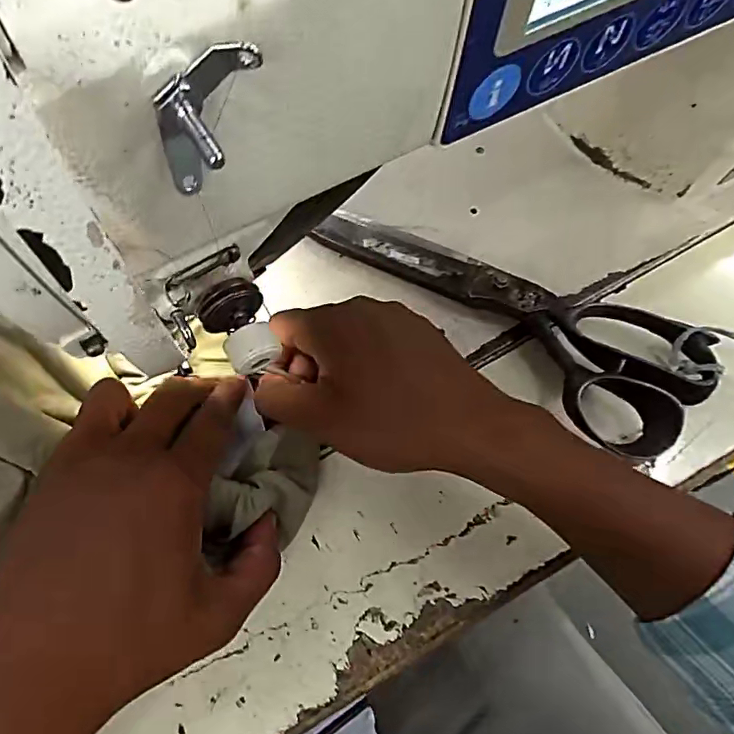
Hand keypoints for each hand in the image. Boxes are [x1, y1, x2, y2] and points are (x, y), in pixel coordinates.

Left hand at [0, 377, 280, 722]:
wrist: (36, 662)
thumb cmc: (129, 643)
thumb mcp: (219, 616)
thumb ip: (259, 565)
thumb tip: (265, 524)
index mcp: (174, 487)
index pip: (211, 422)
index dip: (230, 400)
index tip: (240, 389)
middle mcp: (129, 461)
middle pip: (171, 397)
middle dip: (200, 389)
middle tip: (214, 397)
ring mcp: (82, 464)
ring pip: (117, 396)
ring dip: (146, 400)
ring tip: (159, 423)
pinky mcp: (50, 478)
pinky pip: (82, 425)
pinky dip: (106, 422)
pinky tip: (115, 453)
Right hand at [253, 297, 534, 474]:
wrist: (469, 425)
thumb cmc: (394, 422)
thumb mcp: (321, 420)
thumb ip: (277, 398)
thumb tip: (263, 384)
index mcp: (332, 322)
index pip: (280, 327)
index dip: (278, 364)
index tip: (299, 396)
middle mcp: (362, 308)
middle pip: (313, 330)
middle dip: (309, 367)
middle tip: (329, 408)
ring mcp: (394, 316)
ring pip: (345, 337)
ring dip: (340, 368)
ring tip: (361, 405)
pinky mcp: (418, 330)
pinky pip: (376, 341)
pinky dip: (370, 364)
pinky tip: (389, 395)